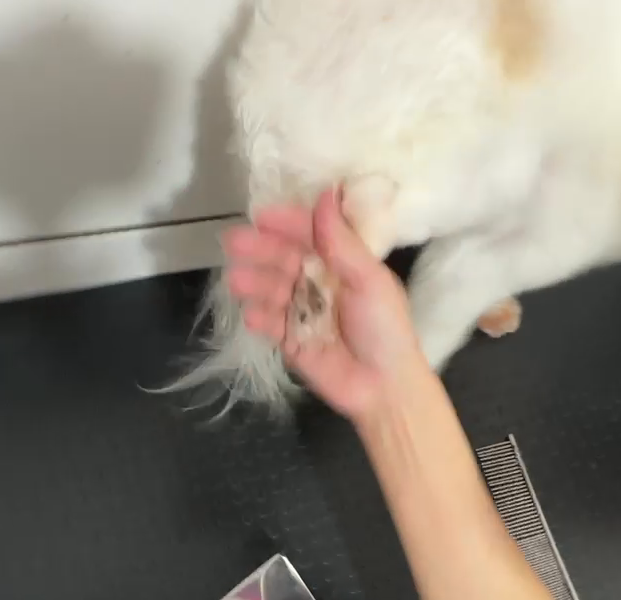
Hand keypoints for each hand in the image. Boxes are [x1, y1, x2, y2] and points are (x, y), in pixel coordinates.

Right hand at [222, 189, 427, 421]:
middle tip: (235, 243)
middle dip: (260, 250)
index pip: (310, 234)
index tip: (263, 216)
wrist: (384, 387)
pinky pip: (271, 325)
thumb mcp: (370, 280)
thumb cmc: (385, 329)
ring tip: (237, 281)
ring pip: (273, 290)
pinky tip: (252, 315)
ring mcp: (303, 312)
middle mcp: (319, 282)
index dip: (287, 223)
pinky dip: (260, 318)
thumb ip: (343, 242)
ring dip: (254, 283)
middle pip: (284, 258)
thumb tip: (329, 192)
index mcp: (342, 262)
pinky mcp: (292, 341)